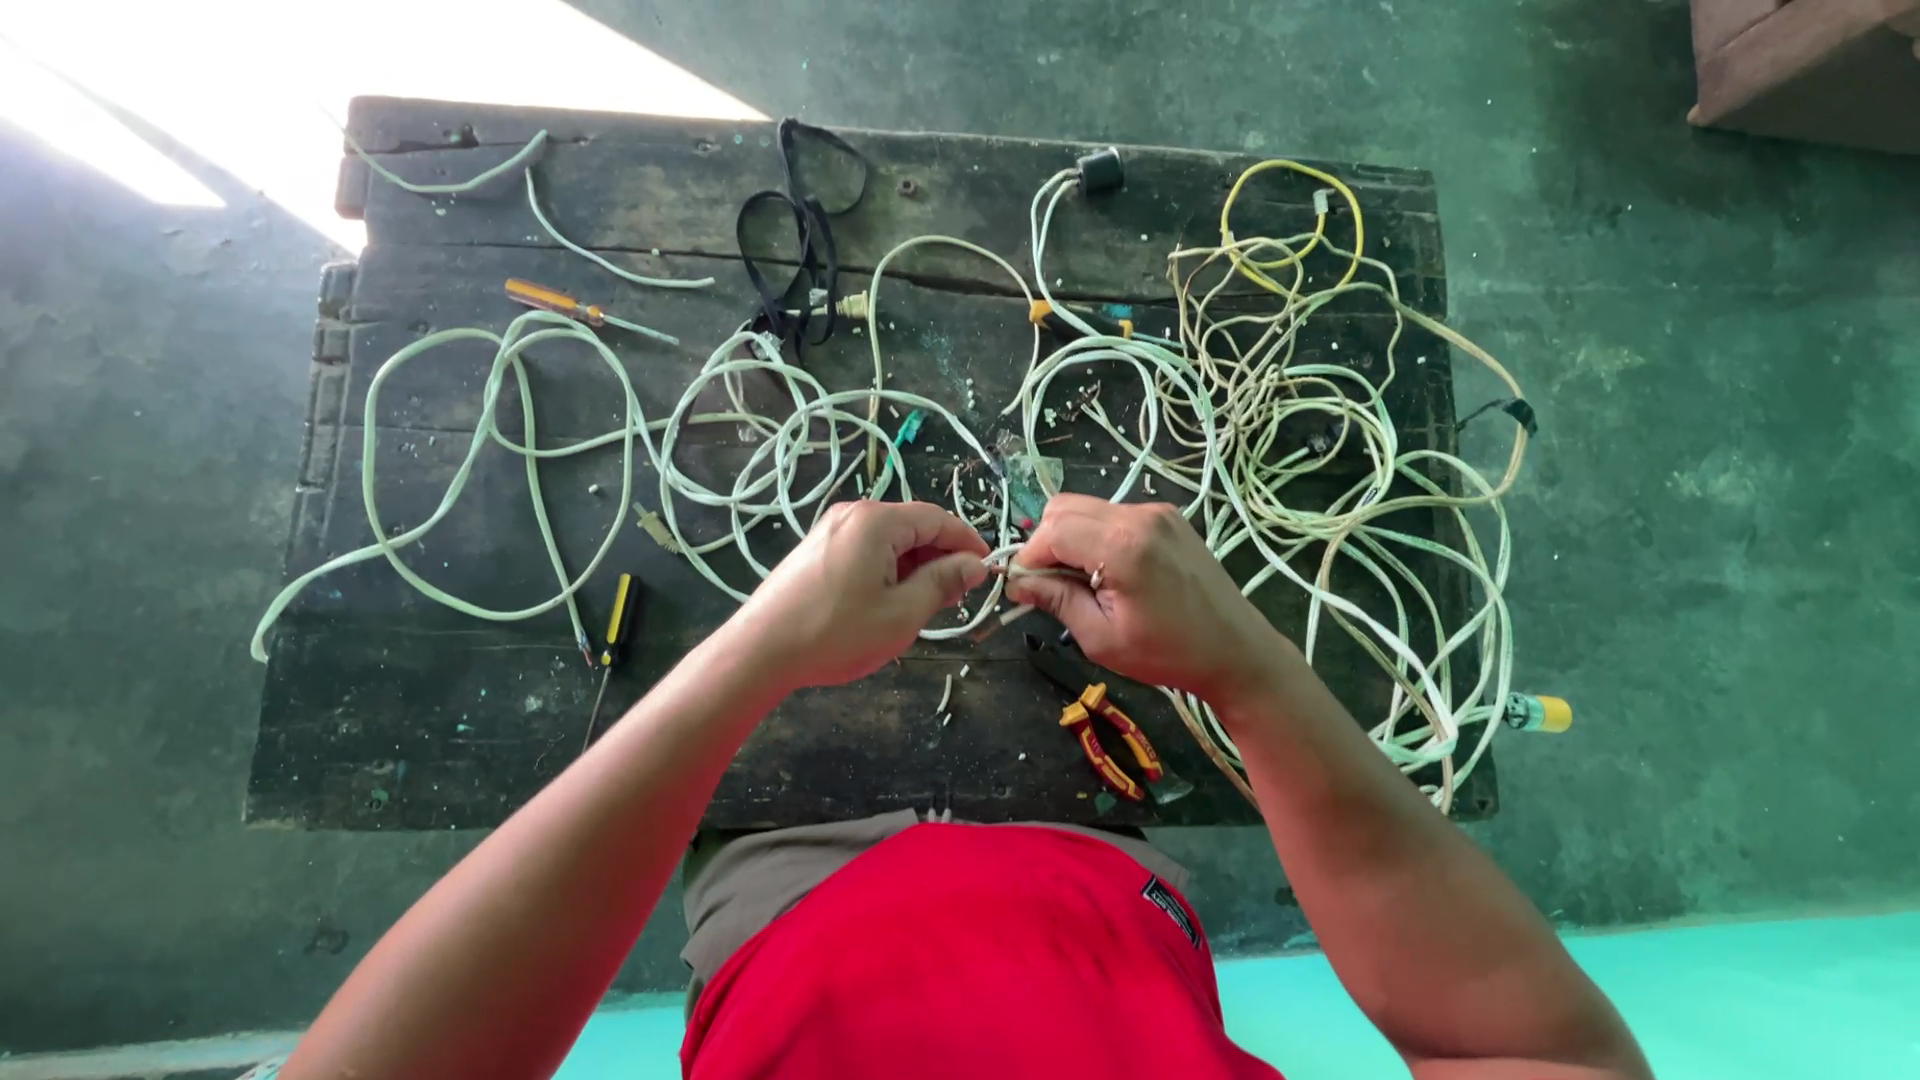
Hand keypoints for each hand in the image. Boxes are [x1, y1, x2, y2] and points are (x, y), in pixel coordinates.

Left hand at [732, 500, 988, 688]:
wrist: (759, 651)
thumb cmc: (836, 633)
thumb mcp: (902, 613)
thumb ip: (943, 582)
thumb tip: (974, 564)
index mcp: (876, 521)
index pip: (938, 519)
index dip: (968, 542)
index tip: (987, 570)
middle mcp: (852, 514)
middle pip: (913, 526)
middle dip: (941, 556)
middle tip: (957, 596)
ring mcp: (830, 530)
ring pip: (890, 540)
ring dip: (915, 566)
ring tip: (926, 603)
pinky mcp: (816, 549)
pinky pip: (866, 549)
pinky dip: (888, 569)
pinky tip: (890, 600)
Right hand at [1005, 494, 1286, 700]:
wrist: (1236, 650)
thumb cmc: (1167, 654)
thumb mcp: (1101, 638)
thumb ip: (1056, 600)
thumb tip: (1016, 582)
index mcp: (1123, 546)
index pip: (1052, 530)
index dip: (1029, 557)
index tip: (1024, 587)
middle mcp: (1139, 516)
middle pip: (1063, 508)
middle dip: (1045, 543)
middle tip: (1050, 584)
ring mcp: (1156, 512)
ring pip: (1086, 507)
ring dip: (1070, 538)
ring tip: (1082, 580)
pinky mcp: (1168, 516)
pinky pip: (1113, 514)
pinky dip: (1097, 536)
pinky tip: (1110, 571)